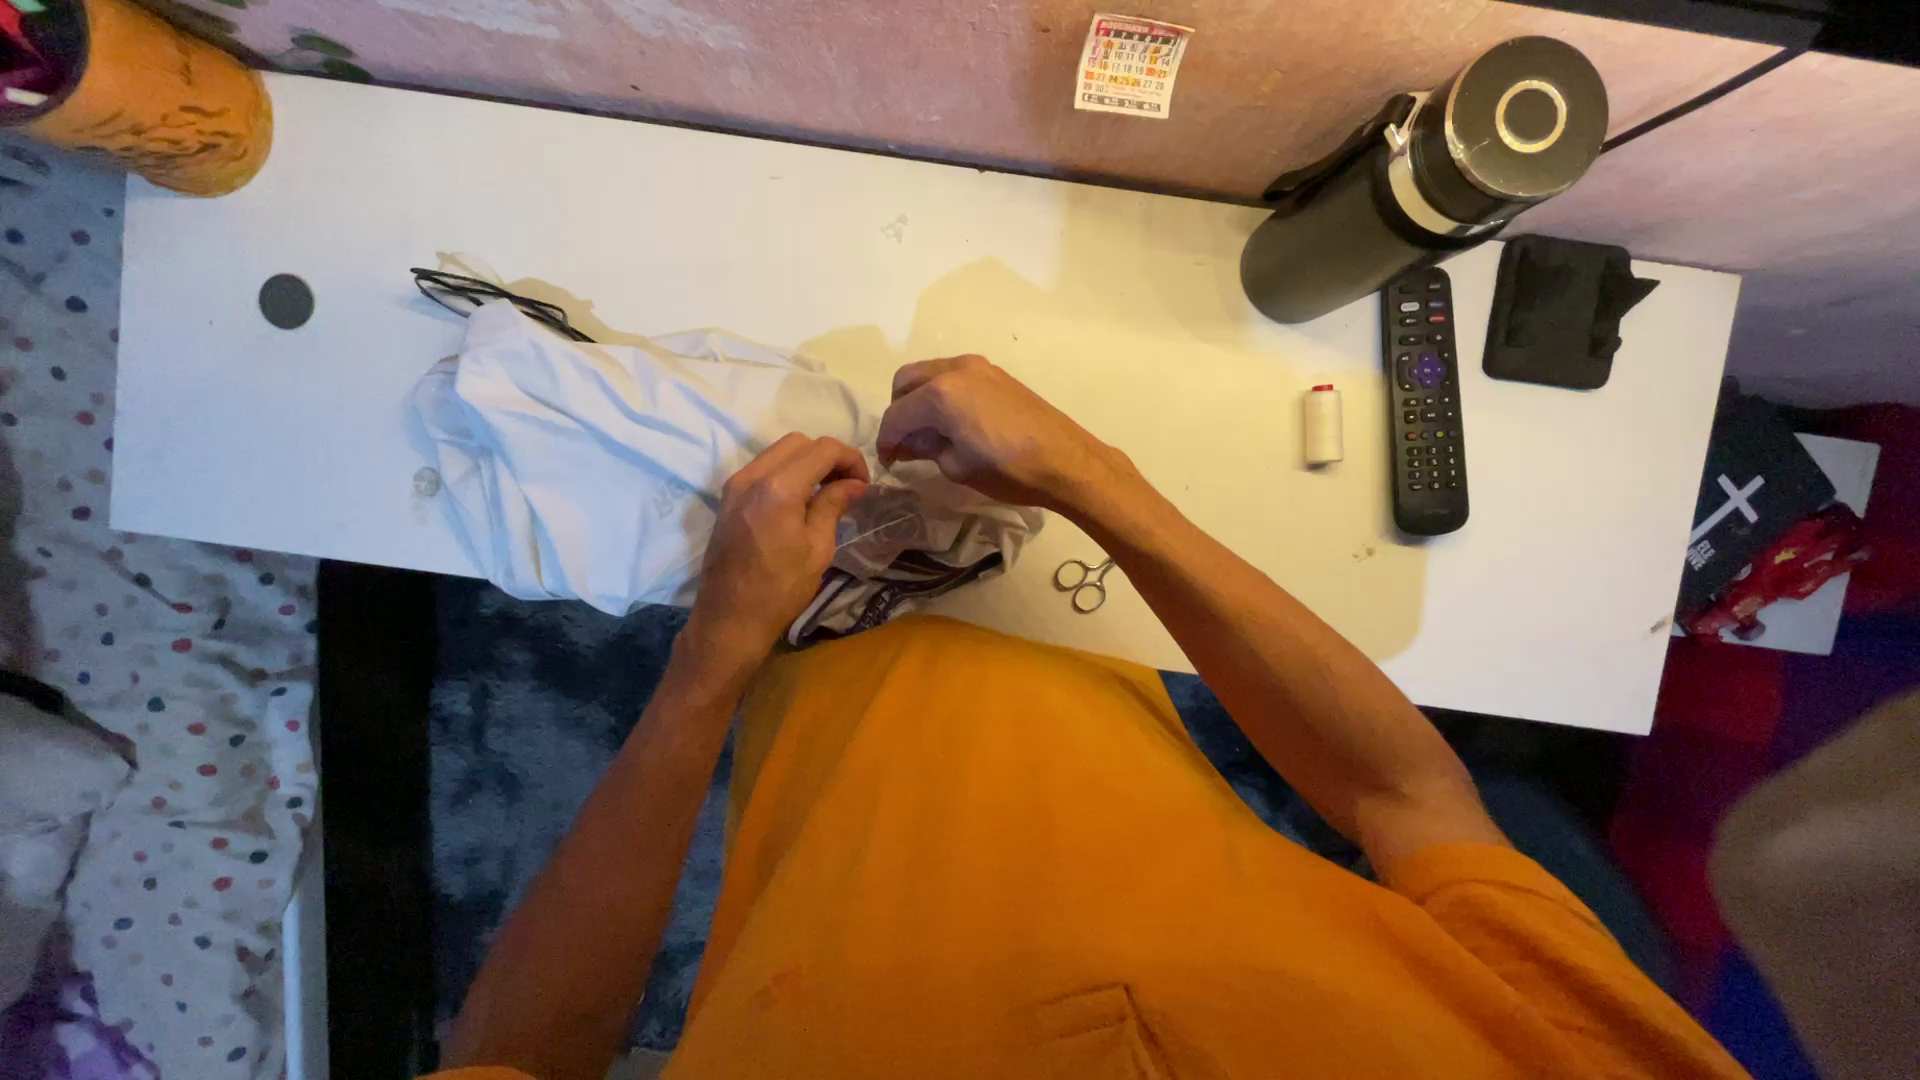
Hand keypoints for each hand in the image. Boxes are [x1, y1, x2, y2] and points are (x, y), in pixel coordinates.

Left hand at [682, 434, 869, 669]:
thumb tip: (854, 483)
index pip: (823, 449)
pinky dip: (786, 472)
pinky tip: (800, 501)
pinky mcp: (727, 498)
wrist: (729, 619)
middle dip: (828, 457)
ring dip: (806, 462)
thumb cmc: (780, 590)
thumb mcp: (817, 549)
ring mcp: (735, 485)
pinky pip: (762, 468)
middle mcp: (752, 476)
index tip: (863, 485)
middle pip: (799, 442)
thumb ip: (833, 505)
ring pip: (778, 451)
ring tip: (825, 492)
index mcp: (778, 488)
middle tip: (846, 486)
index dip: (851, 459)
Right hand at [876, 355, 1126, 512]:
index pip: (896, 415)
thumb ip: (926, 449)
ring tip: (928, 434)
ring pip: (930, 374)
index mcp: (940, 394)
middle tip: (905, 443)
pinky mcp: (996, 373)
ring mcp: (978, 367)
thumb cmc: (1008, 471)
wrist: (1065, 460)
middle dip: (899, 412)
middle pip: (906, 382)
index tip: (888, 461)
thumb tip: (909, 444)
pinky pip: (954, 376)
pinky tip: (953, 422)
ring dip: (920, 399)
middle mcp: (954, 369)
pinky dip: (942, 394)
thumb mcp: (957, 467)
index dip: (886, 440)